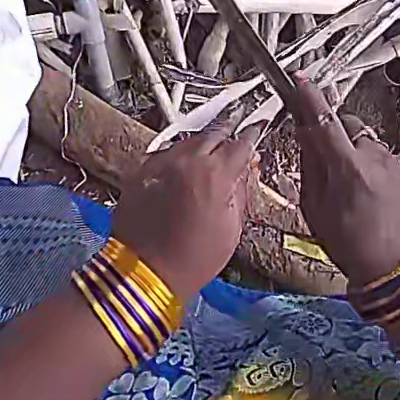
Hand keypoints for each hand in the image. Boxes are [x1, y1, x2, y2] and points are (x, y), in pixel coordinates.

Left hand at [109, 124, 252, 296]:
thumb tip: (246, 169)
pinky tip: (185, 169)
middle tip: (235, 137)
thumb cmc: (191, 259)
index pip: (241, 143)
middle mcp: (186, 161)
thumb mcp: (232, 228)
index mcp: (215, 174)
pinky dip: (179, 156)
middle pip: (214, 132)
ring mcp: (161, 162)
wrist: (145, 270)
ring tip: (211, 157)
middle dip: (227, 134)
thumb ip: (241, 191)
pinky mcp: (142, 169)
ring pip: (188, 140)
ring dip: (202, 144)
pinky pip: (167, 152)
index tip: (257, 129)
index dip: (253, 135)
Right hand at [290, 76, 399, 287]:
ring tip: (347, 183)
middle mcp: (375, 160)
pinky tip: (365, 190)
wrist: (392, 268)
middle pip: (347, 126)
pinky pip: (380, 156)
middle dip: (333, 134)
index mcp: (348, 169)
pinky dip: (368, 164)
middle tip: (323, 157)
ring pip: (364, 141)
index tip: (300, 81)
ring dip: (351, 151)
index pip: (324, 120)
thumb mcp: (314, 204)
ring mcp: (395, 165)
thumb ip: (310, 163)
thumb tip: (305, 131)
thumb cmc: (348, 243)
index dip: (310, 97)